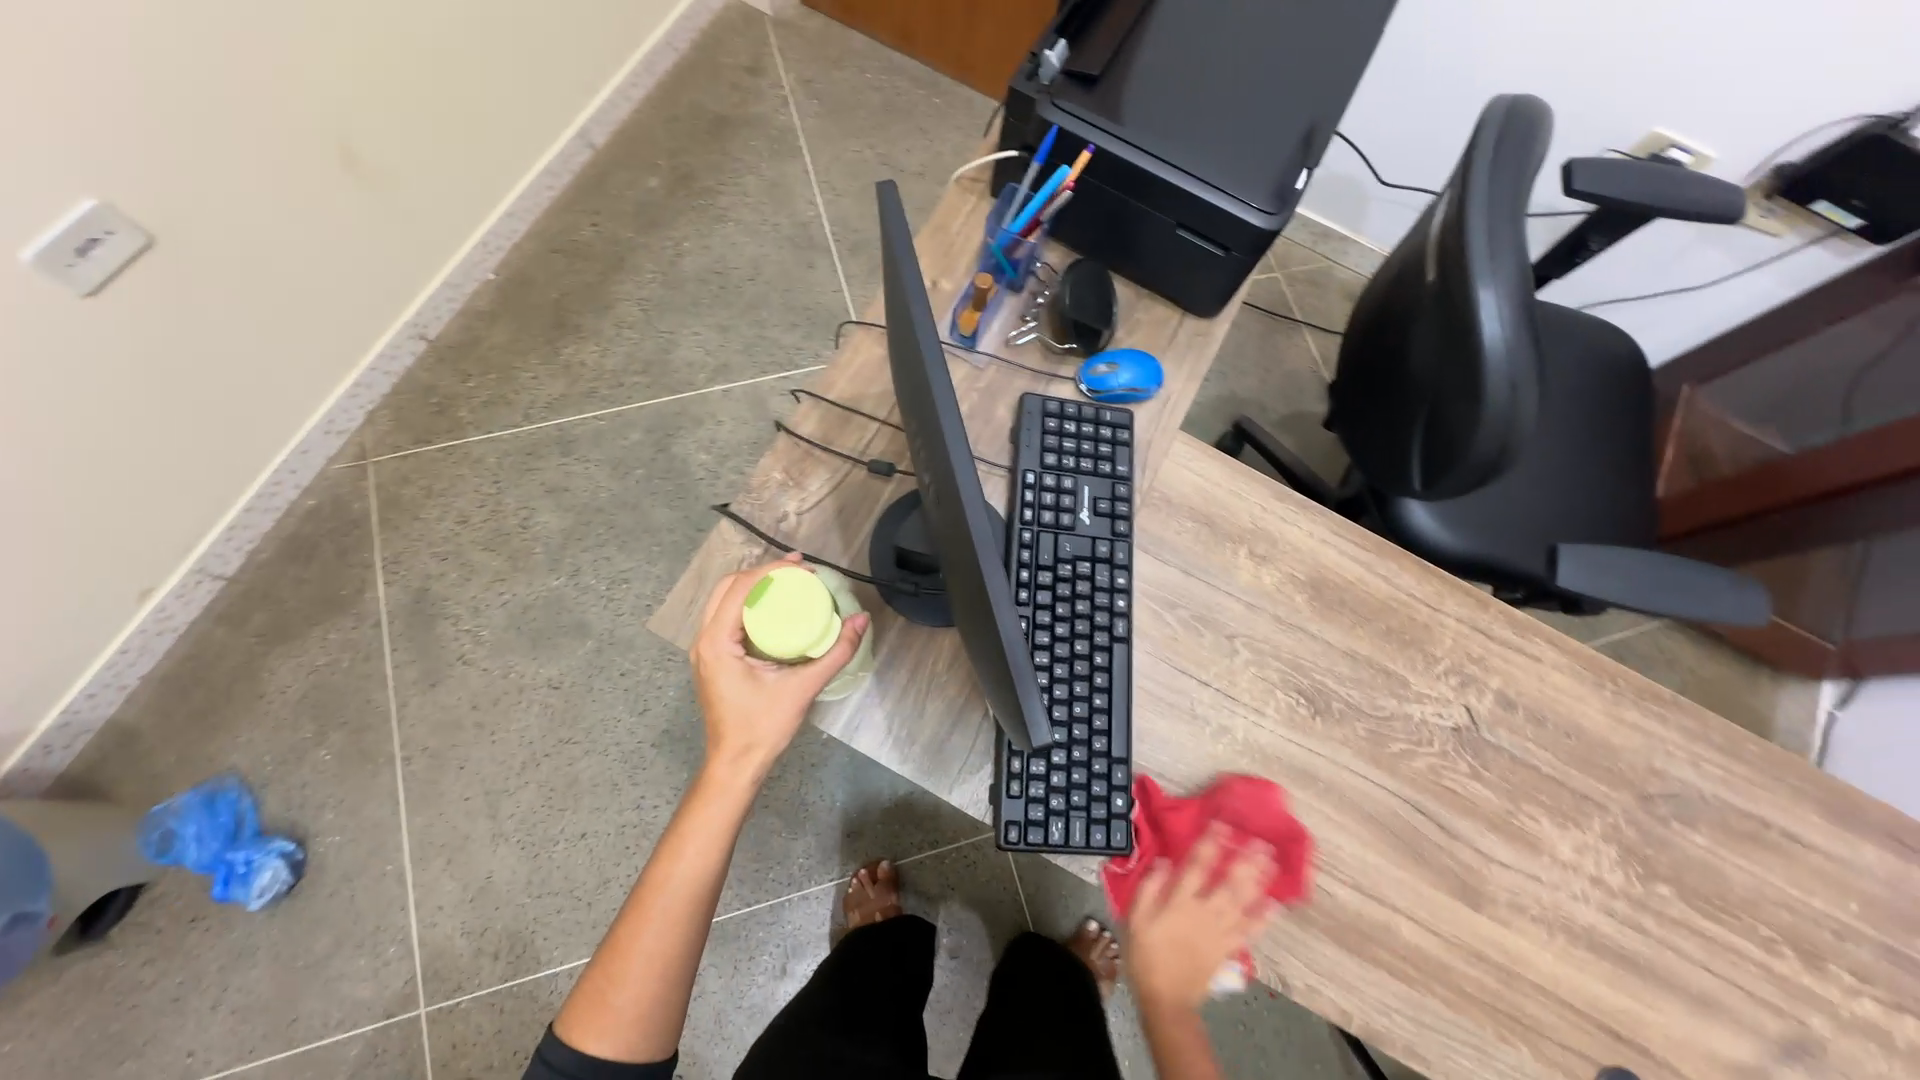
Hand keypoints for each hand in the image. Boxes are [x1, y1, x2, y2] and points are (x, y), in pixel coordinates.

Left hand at [690, 554, 869, 777]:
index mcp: (717, 642)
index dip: (771, 570)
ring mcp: (704, 649)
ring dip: (754, 585)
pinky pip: (726, 617)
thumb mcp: (803, 688)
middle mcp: (704, 639)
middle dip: (762, 571)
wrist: (736, 763)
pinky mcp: (712, 658)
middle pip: (728, 587)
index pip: (740, 589)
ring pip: (724, 600)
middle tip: (797, 569)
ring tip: (788, 581)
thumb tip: (861, 620)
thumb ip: (836, 653)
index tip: (803, 566)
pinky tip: (775, 607)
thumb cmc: (764, 728)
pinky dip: (749, 604)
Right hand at [1124, 822, 1278, 1012]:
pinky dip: (1264, 918)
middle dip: (1245, 860)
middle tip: (1260, 841)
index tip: (1222, 824)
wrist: (1165, 998)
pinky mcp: (1229, 948)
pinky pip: (1250, 930)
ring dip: (1259, 881)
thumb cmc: (1145, 955)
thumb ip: (1149, 888)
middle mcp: (1205, 912)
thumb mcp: (1136, 919)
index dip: (1210, 844)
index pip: (1198, 866)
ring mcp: (1220, 931)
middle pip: (1229, 882)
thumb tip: (1164, 860)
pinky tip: (1275, 905)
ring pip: (1243, 902)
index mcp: (1180, 902)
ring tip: (1271, 863)